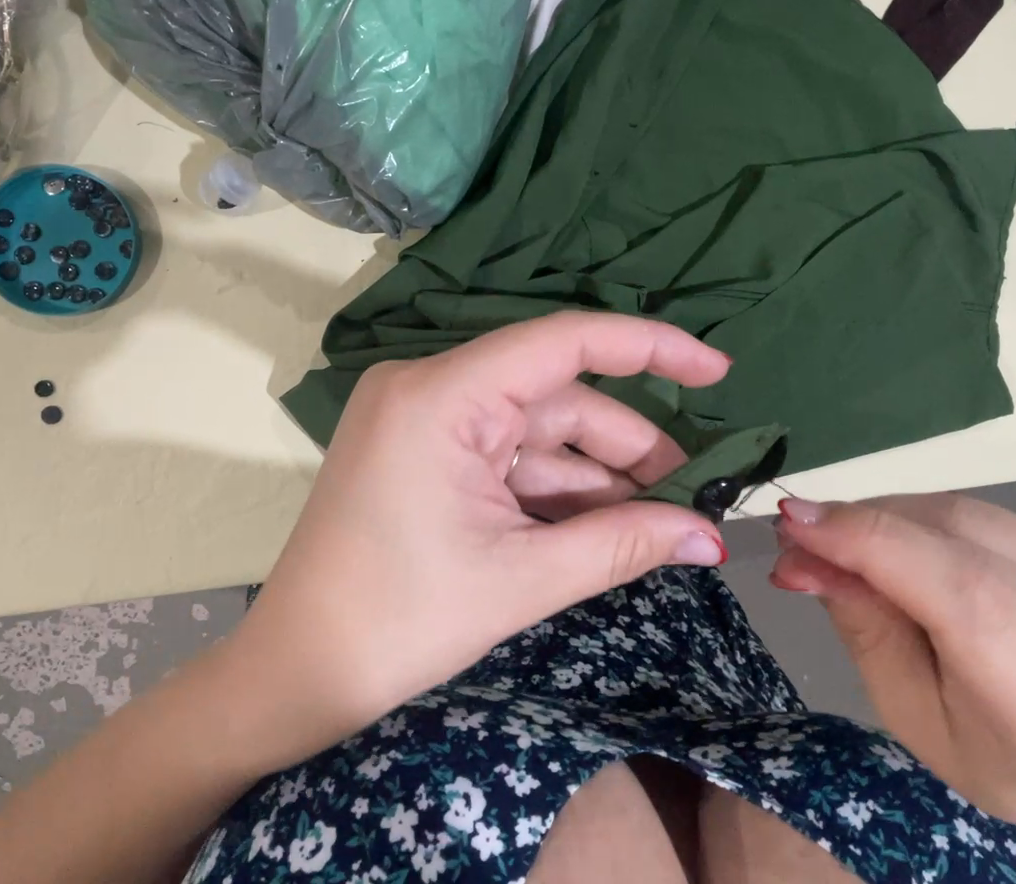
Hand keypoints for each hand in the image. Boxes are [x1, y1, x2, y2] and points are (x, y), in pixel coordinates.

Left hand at [227, 312, 731, 758]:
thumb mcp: (521, 578)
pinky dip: (556, 490)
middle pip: (557, 399)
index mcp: (441, 395)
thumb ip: (622, 544)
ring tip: (664, 520)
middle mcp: (431, 390)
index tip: (717, 371)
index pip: (563, 343)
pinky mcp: (425, 456)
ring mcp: (425, 422)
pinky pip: (508, 459)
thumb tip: (713, 538)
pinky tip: (609, 524)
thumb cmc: (399, 621)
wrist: (299, 673)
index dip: (649, 349)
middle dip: (628, 448)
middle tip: (696, 496)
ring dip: (598, 477)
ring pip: (537, 434)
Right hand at [771, 494, 1015, 868]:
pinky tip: (909, 543)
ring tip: (850, 538)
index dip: (874, 545)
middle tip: (801, 532)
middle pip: (968, 548)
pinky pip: (1001, 521)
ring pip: (980, 521)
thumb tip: (799, 554)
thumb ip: (864, 626)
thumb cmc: (991, 763)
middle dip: (869, 527)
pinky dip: (936, 522)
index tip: (792, 520)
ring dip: (897, 518)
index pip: (968, 599)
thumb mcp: (908, 712)